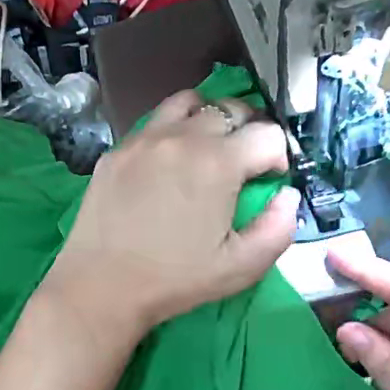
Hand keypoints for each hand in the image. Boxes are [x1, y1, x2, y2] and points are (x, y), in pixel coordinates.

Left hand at [45, 90, 298, 339]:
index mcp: (219, 162)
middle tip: (243, 163)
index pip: (268, 134)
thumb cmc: (176, 280)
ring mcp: (144, 139)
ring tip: (207, 149)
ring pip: (188, 103)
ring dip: (208, 119)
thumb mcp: (242, 267)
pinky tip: (168, 163)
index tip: (269, 180)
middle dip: (248, 131)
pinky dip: (172, 132)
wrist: (102, 286)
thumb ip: (279, 228)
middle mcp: (182, 137)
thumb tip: (287, 196)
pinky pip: (153, 124)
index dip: (278, 157)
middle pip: (231, 109)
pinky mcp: (117, 150)